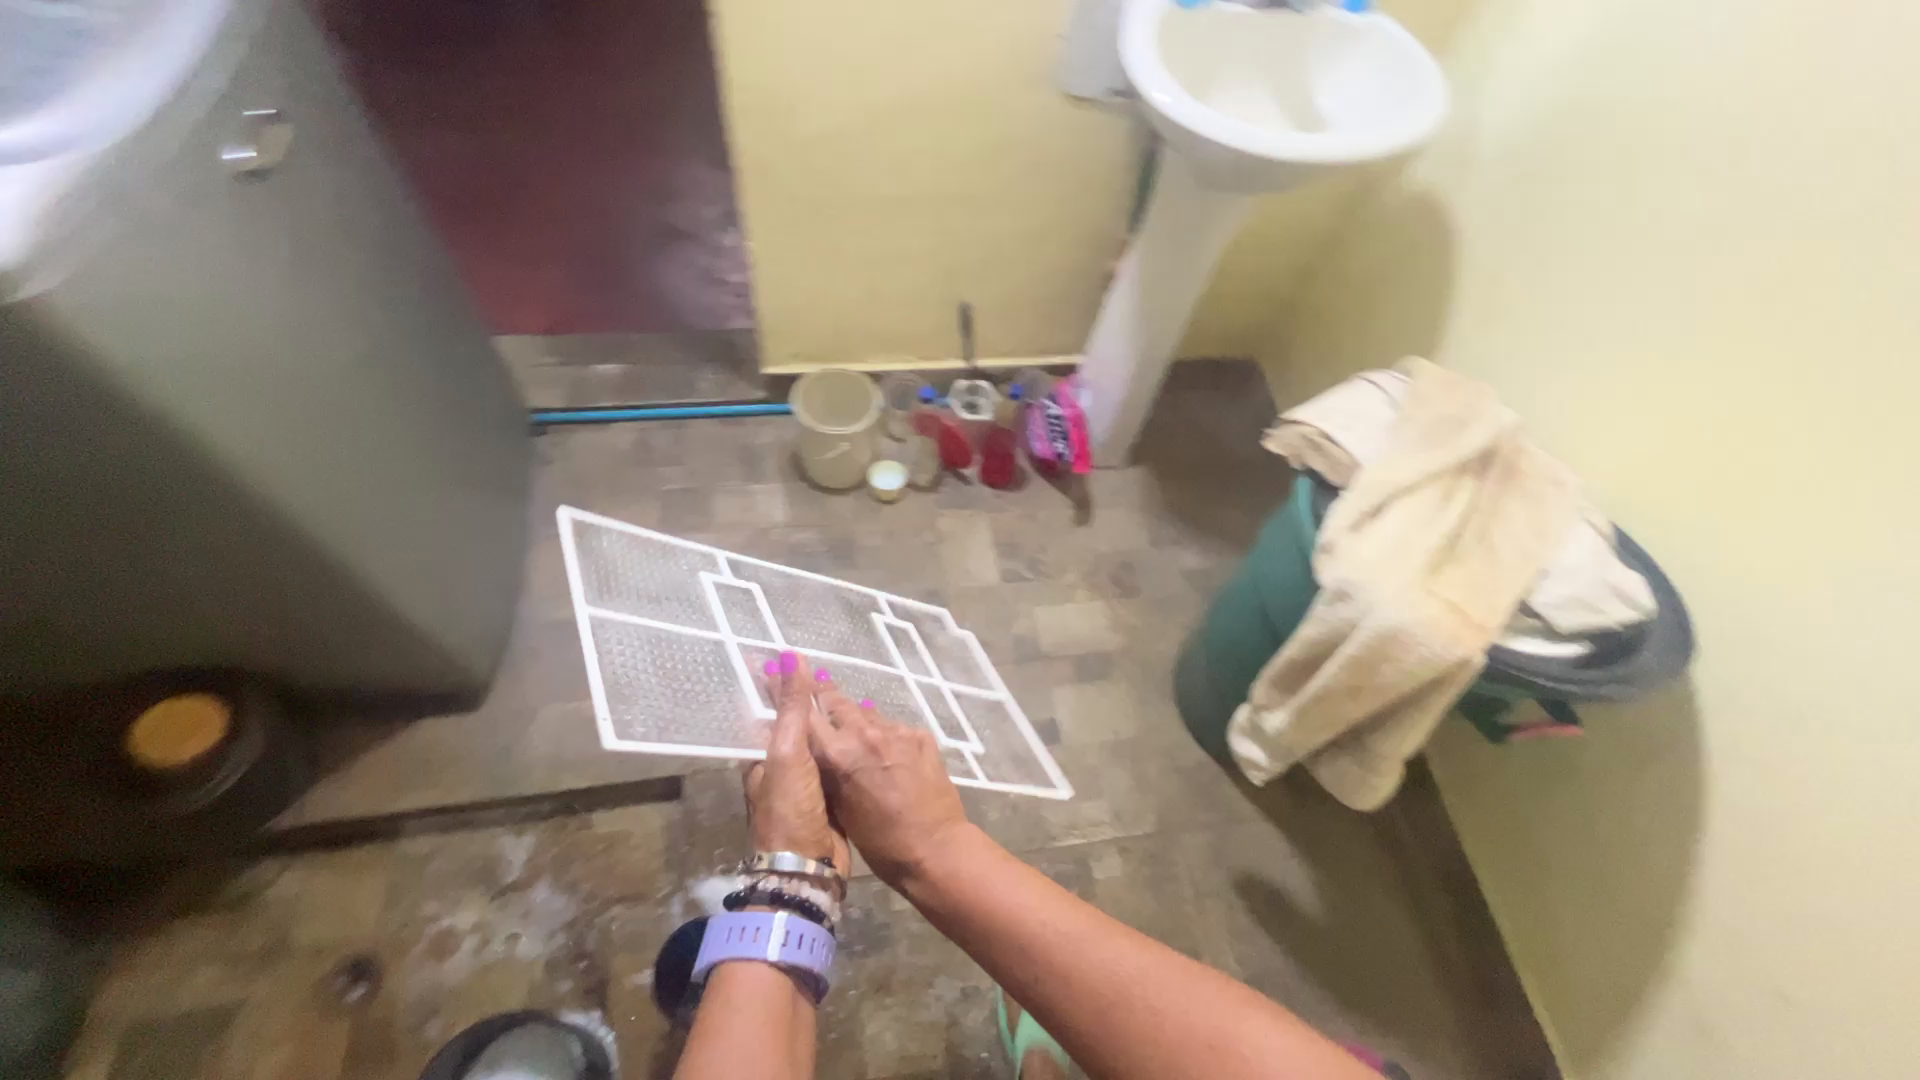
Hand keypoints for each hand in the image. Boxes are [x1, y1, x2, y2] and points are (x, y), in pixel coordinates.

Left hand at [744, 652, 848, 869]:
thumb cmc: (791, 807)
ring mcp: (806, 784)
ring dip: (832, 723)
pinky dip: (848, 748)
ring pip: (820, 744)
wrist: (809, 867)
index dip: (782, 683)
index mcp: (763, 755)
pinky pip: (838, 764)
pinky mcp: (830, 797)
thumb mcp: (789, 752)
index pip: (772, 709)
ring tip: (853, 693)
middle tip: (832, 670)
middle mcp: (781, 766)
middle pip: (798, 725)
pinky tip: (864, 732)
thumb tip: (788, 655)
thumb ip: (793, 706)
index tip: (796, 654)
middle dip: (811, 700)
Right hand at [805, 674, 974, 889]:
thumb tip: (816, 751)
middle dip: (825, 695)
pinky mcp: (920, 736)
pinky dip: (885, 735)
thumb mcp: (839, 808)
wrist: (935, 848)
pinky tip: (887, 752)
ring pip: (867, 714)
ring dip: (857, 719)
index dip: (790, 690)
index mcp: (838, 754)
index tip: (782, 666)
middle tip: (816, 685)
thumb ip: (826, 772)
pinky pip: (894, 727)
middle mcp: (865, 734)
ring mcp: (896, 732)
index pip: (805, 713)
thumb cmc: (878, 841)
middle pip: (837, 702)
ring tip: (854, 729)